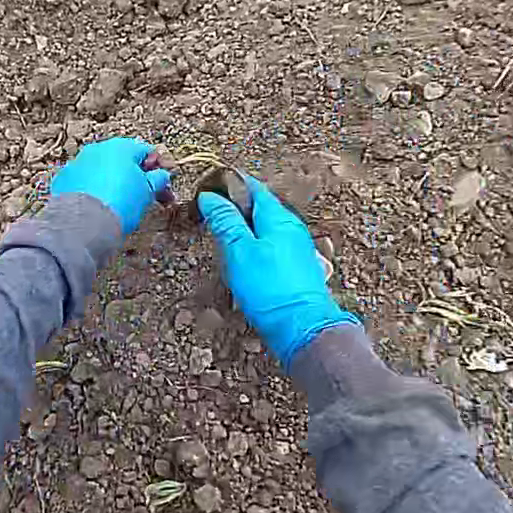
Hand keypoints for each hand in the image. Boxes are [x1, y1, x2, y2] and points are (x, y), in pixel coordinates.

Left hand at [49, 137, 172, 234]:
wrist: (84, 224)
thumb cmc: (120, 204)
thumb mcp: (147, 192)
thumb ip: (157, 180)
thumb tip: (160, 176)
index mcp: (121, 147)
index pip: (146, 152)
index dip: (158, 169)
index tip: (162, 186)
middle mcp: (97, 150)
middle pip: (122, 160)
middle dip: (135, 176)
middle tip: (145, 196)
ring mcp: (78, 163)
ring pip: (101, 170)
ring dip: (113, 183)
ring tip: (121, 205)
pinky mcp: (63, 180)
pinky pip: (84, 183)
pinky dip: (93, 192)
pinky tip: (99, 208)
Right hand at [197, 175, 357, 365]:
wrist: (302, 327)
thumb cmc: (270, 289)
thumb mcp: (239, 251)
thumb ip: (226, 222)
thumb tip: (211, 197)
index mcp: (278, 218)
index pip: (254, 188)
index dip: (231, 184)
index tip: (210, 186)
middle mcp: (291, 229)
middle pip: (260, 208)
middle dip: (236, 207)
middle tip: (211, 212)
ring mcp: (296, 249)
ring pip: (265, 229)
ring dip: (244, 228)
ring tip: (222, 236)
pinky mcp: (295, 268)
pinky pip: (272, 247)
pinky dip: (254, 246)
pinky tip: (243, 260)